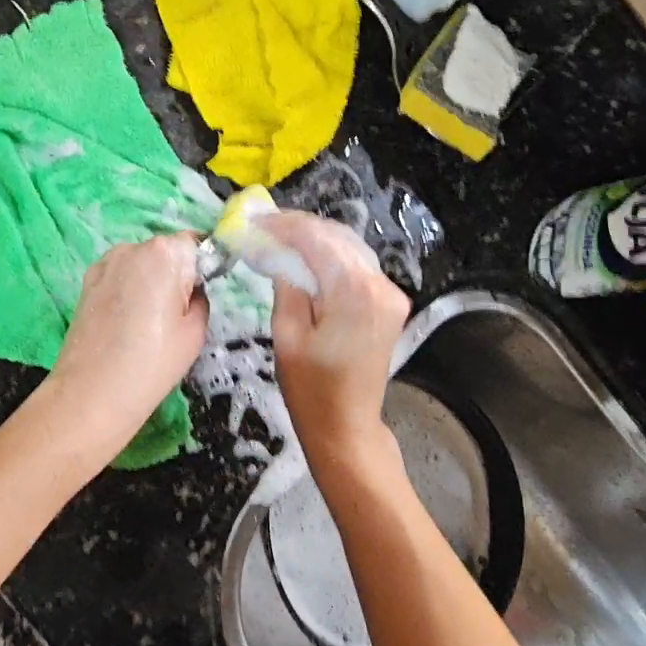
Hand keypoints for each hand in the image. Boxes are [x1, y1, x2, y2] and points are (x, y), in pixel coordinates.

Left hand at [46, 234, 209, 442]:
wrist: (93, 390)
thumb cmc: (153, 361)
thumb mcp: (195, 331)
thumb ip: (200, 298)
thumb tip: (190, 289)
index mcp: (164, 253)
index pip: (194, 244)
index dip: (202, 266)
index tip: (201, 292)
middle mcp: (131, 248)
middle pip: (164, 252)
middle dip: (173, 274)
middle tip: (175, 314)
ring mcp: (104, 264)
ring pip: (140, 264)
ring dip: (148, 282)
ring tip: (147, 322)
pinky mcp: (86, 282)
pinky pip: (119, 277)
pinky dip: (127, 290)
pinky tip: (125, 322)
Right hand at [260, 213, 410, 458]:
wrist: (346, 425)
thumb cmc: (311, 388)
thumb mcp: (287, 333)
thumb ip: (287, 284)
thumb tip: (278, 250)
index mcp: (356, 292)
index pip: (317, 239)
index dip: (283, 225)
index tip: (254, 220)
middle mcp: (382, 284)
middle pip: (336, 237)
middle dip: (298, 228)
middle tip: (262, 226)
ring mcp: (391, 293)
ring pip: (347, 248)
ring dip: (313, 240)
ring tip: (277, 237)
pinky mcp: (389, 302)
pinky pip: (356, 266)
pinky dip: (329, 257)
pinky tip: (304, 258)